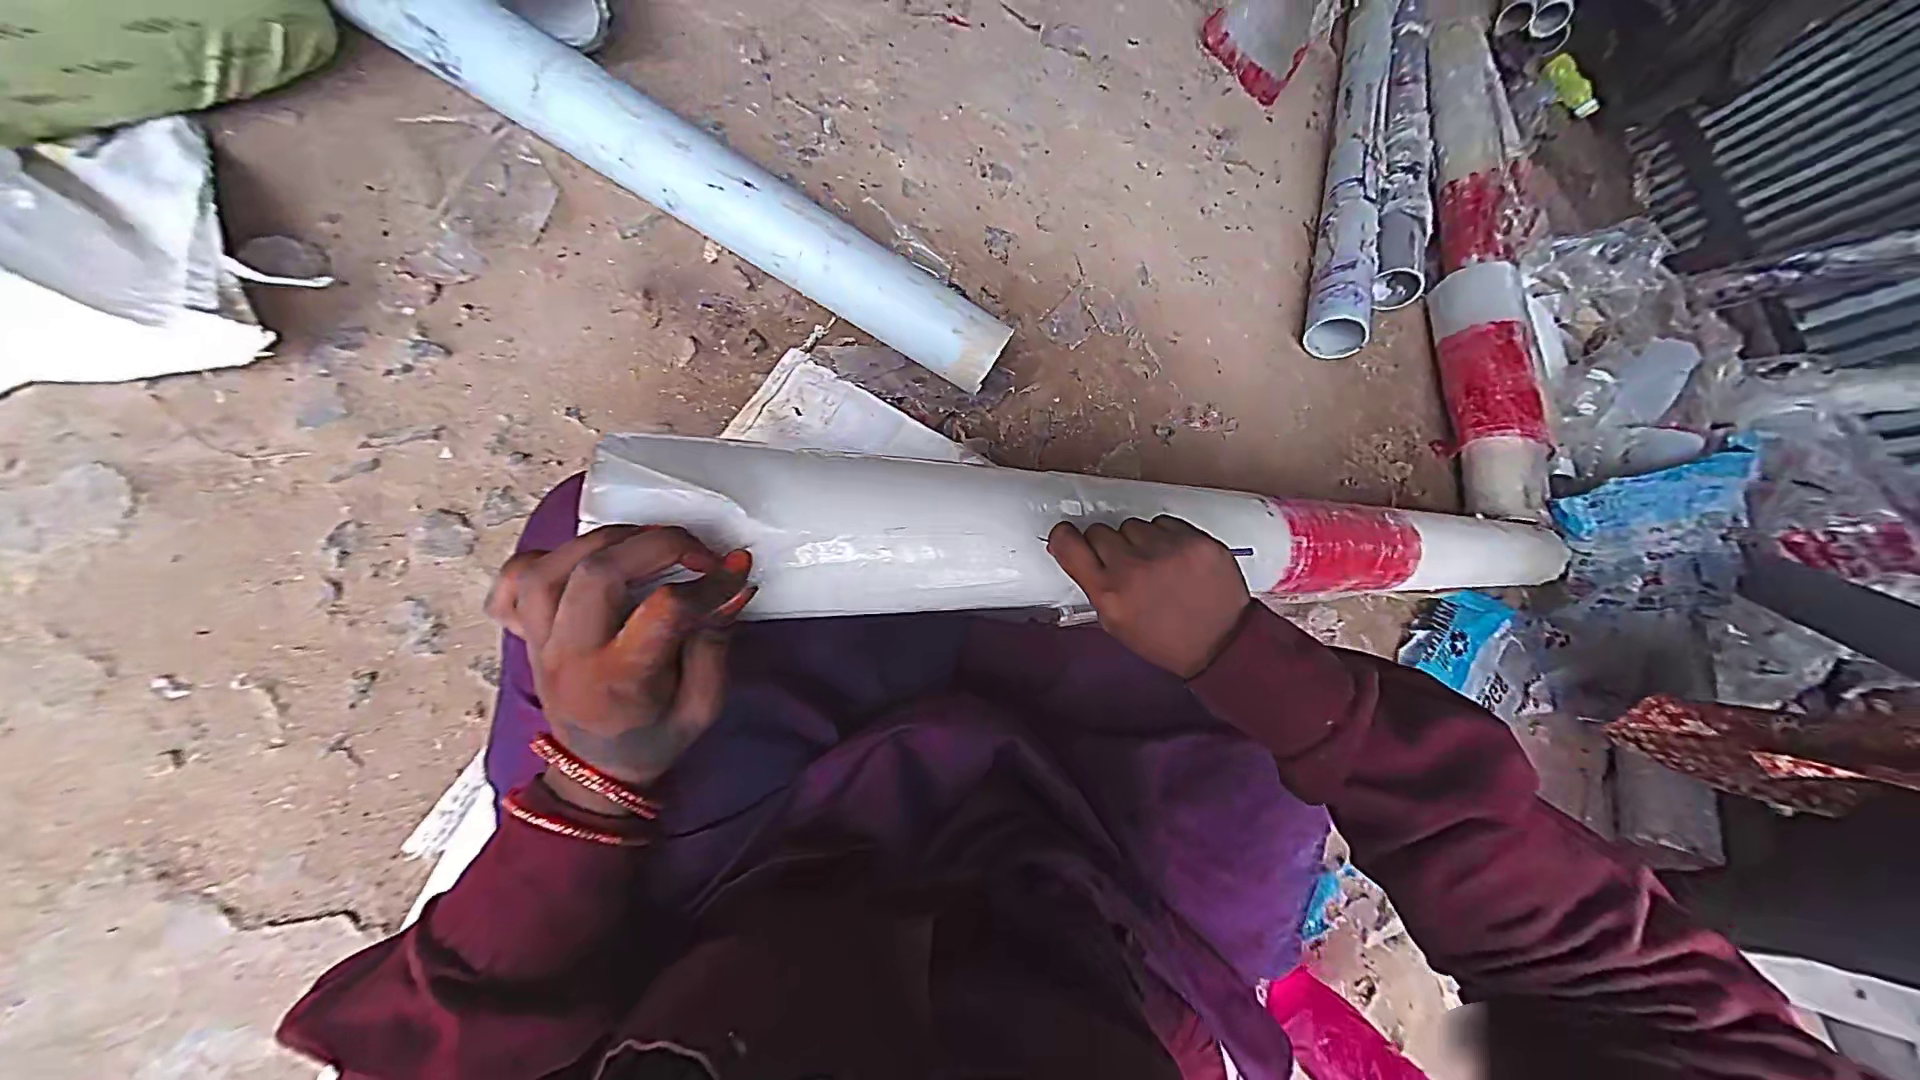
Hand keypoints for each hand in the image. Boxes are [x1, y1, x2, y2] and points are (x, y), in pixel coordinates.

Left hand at [485, 525, 754, 807]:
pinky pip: (514, 581)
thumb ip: (717, 645)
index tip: (734, 571)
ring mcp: (540, 641)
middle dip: (659, 543)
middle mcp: (571, 655)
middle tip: (697, 552)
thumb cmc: (655, 739)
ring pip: (552, 566)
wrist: (596, 770)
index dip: (709, 583)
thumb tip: (730, 589)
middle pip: (600, 572)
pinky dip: (546, 558)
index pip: (665, 610)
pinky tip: (584, 560)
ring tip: (648, 544)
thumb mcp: (704, 705)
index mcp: (621, 680)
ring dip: (608, 540)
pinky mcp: (527, 632)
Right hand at [1047, 516, 1250, 677]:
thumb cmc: (1166, 639)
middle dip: (1107, 545)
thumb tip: (1073, 552)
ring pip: (1132, 524)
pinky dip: (1165, 536)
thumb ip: (1093, 586)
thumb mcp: (1116, 623)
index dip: (1065, 537)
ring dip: (1138, 540)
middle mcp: (1134, 567)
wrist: (1221, 645)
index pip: (1068, 543)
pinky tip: (1173, 558)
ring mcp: (1166, 550)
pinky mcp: (1195, 541)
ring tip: (1154, 564)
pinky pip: (1164, 522)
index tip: (1069, 537)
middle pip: (1100, 531)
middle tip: (1124, 564)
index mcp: (1109, 592)